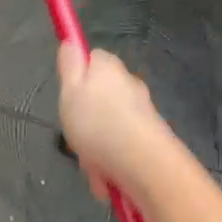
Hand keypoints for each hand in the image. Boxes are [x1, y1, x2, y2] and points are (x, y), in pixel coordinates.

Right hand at [56, 45, 174, 201]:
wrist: (147, 166)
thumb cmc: (99, 124)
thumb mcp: (70, 91)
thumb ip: (69, 64)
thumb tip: (71, 42)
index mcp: (108, 66)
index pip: (91, 60)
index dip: (77, 79)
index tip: (70, 99)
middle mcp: (128, 83)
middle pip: (100, 96)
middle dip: (87, 122)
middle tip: (78, 140)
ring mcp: (143, 111)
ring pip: (111, 125)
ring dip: (100, 147)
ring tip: (94, 168)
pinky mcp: (153, 137)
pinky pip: (126, 145)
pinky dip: (116, 160)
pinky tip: (109, 179)